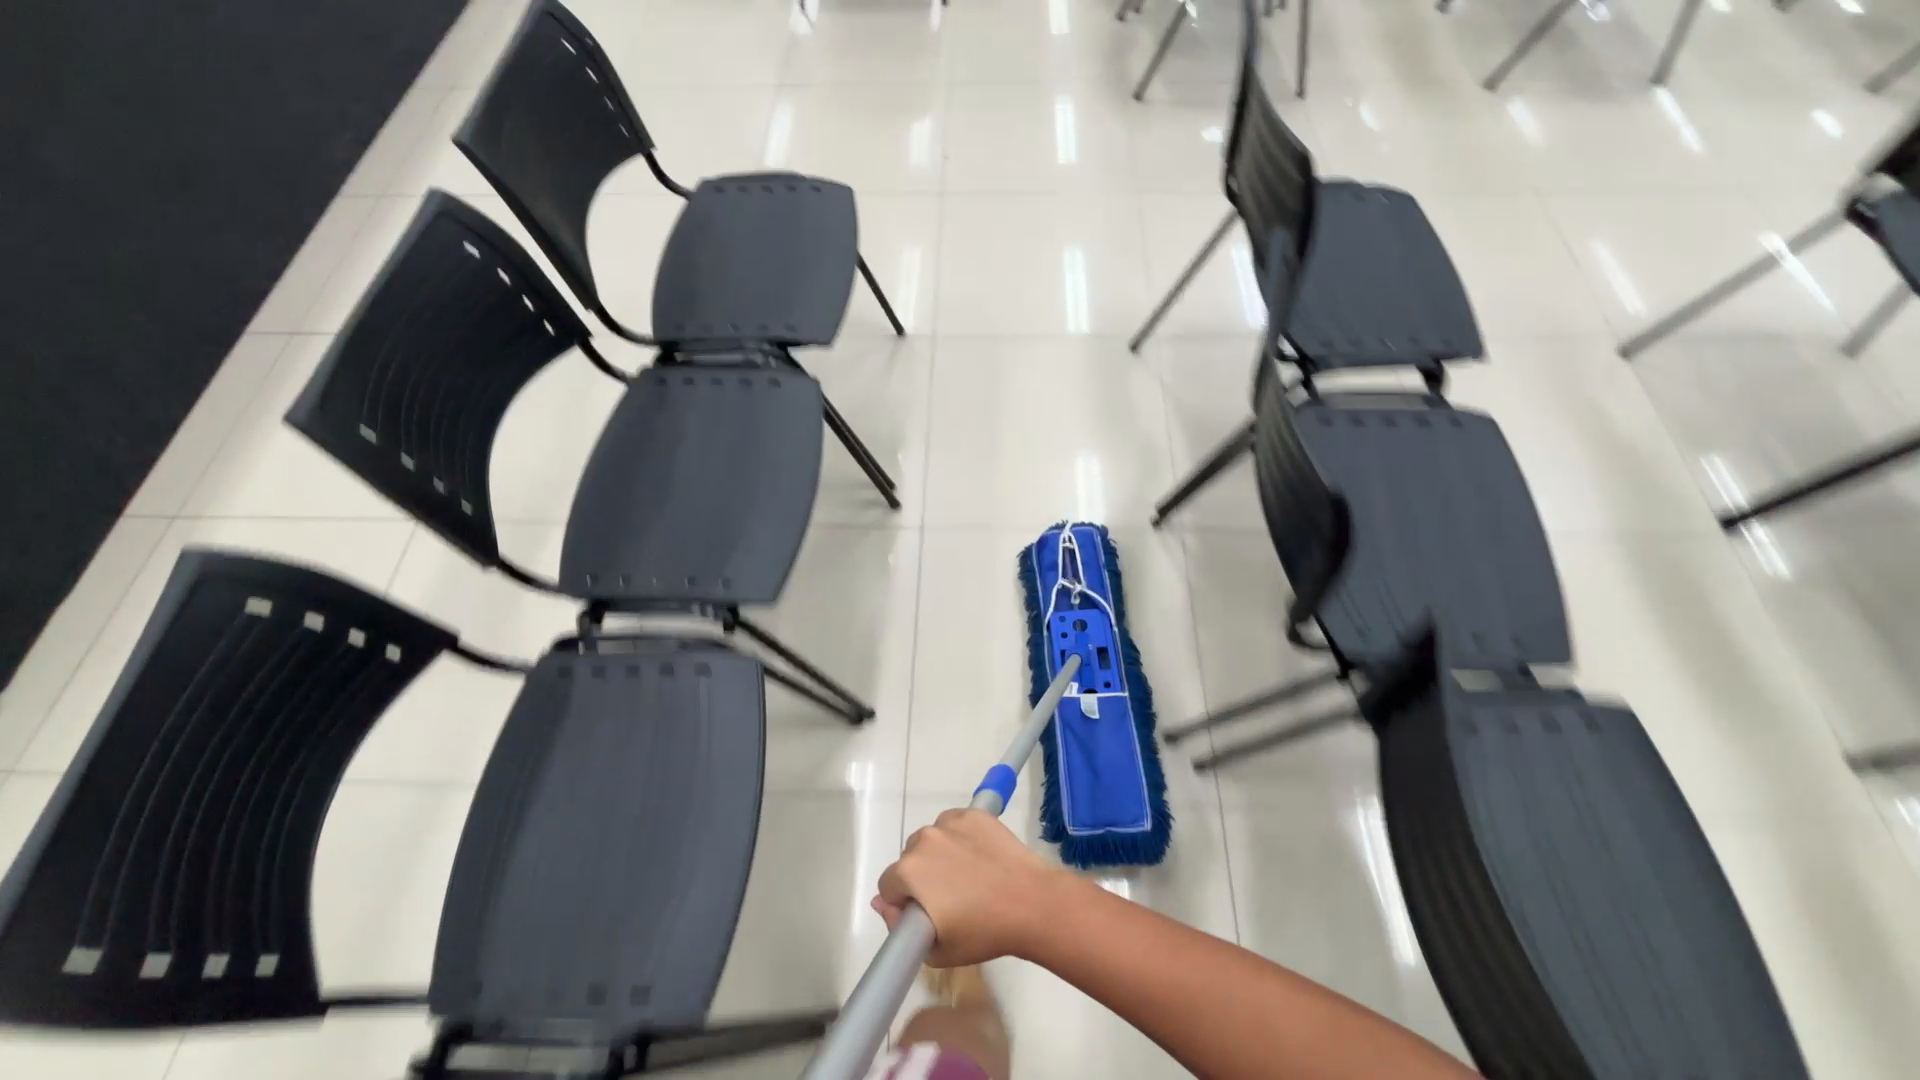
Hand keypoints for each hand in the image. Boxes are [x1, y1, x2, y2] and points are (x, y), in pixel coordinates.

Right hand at [872, 809, 1078, 966]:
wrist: (1032, 903)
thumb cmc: (983, 932)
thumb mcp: (936, 950)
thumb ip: (899, 928)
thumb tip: (884, 903)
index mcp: (908, 872)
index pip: (888, 885)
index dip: (903, 902)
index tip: (926, 914)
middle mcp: (923, 840)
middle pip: (909, 859)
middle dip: (921, 877)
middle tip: (950, 897)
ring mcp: (950, 823)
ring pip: (932, 840)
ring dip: (939, 855)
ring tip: (968, 876)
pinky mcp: (974, 814)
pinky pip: (954, 825)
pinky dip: (959, 837)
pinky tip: (979, 857)